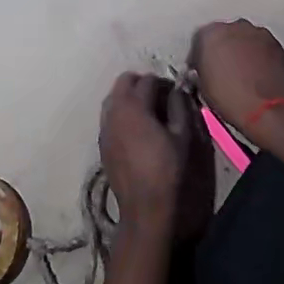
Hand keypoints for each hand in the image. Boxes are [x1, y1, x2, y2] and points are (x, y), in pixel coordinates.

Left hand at [98, 73, 211, 238]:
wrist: (144, 204)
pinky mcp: (102, 142)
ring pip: (113, 98)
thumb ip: (180, 106)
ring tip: (148, 112)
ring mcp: (104, 127)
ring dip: (129, 97)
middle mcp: (113, 111)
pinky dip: (121, 113)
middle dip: (142, 83)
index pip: (147, 79)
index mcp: (133, 106)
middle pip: (123, 81)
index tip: (175, 92)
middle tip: (160, 98)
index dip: (163, 82)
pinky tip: (136, 129)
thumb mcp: (182, 135)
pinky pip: (109, 116)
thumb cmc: (167, 168)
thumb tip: (178, 90)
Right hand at [189, 20, 283, 138]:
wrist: (269, 108)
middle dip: (223, 50)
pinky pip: (262, 47)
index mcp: (211, 34)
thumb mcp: (203, 88)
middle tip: (222, 71)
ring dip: (242, 51)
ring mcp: (259, 33)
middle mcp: (235, 26)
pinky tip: (258, 75)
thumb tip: (205, 71)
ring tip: (242, 74)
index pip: (199, 40)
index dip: (199, 57)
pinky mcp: (277, 44)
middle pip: (225, 35)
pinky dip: (259, 57)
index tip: (201, 70)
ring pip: (245, 39)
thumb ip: (201, 70)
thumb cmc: (232, 99)